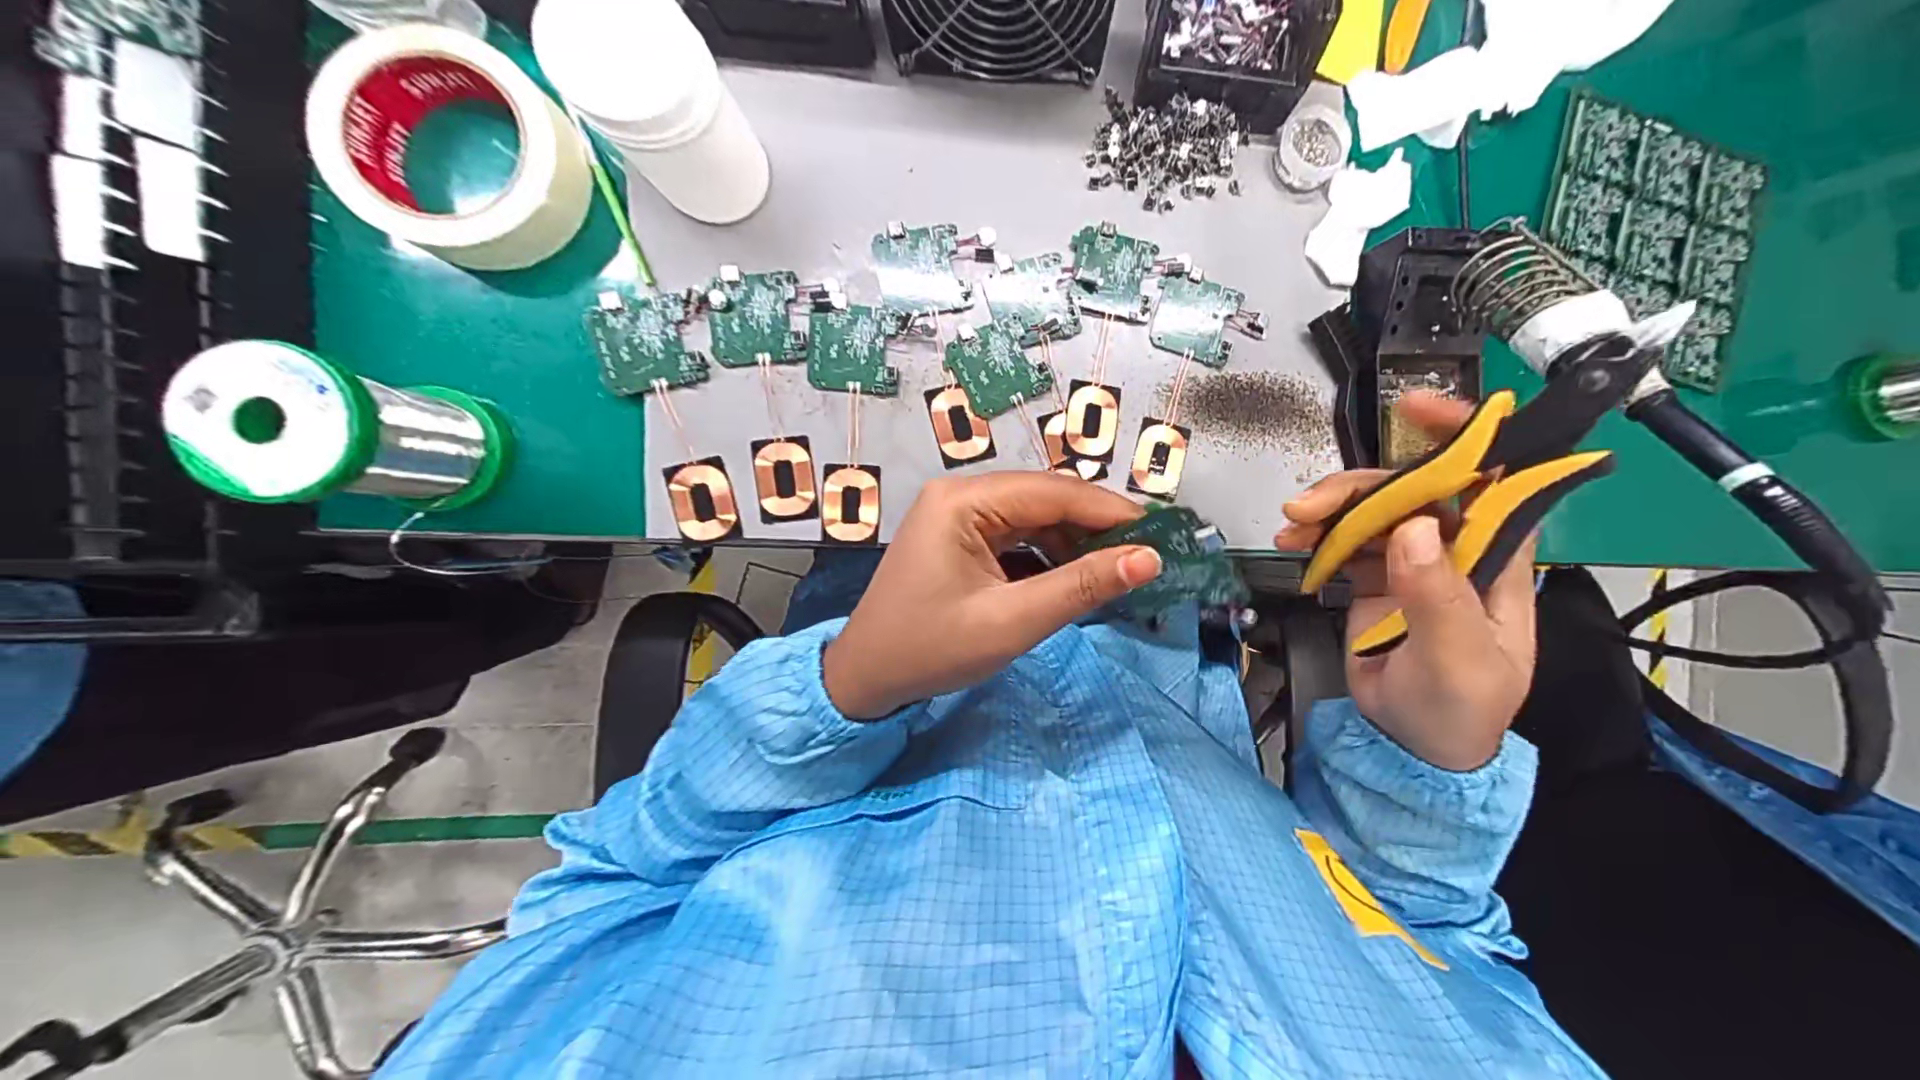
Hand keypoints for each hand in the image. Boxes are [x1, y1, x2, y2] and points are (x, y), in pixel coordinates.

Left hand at [821, 472, 1162, 719]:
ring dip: (1073, 545)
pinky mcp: (959, 539)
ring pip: (1033, 519)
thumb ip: (1081, 587)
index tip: (1162, 535)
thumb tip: (1148, 559)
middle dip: (1094, 528)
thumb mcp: (1011, 621)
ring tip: (1115, 573)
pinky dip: (1047, 558)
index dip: (1110, 512)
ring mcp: (957, 517)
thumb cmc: (930, 650)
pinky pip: (1015, 537)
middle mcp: (960, 496)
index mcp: (963, 501)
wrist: (867, 678)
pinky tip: (1072, 580)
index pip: (1053, 492)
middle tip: (1145, 557)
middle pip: (1044, 500)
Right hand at [1273, 393, 1537, 769]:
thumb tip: (1411, 528)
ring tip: (1291, 527)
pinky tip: (1294, 543)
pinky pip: (1344, 539)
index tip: (1415, 411)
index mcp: (1494, 560)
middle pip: (1410, 490)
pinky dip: (1317, 535)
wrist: (1409, 744)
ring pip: (1371, 510)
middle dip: (1359, 486)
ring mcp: (1410, 561)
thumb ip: (1437, 597)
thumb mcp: (1456, 661)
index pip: (1492, 481)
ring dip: (1329, 510)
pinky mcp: (1373, 577)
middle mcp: (1454, 549)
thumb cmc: (1455, 708)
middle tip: (1308, 504)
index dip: (1462, 437)